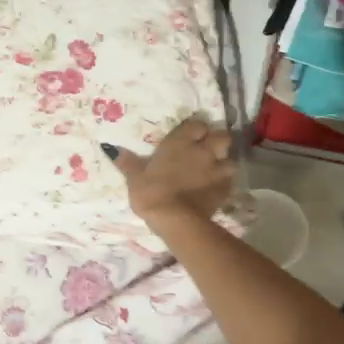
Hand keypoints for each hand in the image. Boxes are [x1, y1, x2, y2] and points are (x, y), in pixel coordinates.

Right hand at [105, 118, 235, 227]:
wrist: (175, 218)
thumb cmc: (151, 192)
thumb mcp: (134, 177)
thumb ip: (128, 162)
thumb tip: (113, 150)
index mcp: (180, 142)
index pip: (197, 125)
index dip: (196, 130)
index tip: (190, 138)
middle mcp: (202, 150)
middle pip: (222, 137)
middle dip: (217, 142)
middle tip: (207, 152)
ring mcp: (216, 169)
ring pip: (230, 159)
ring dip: (224, 164)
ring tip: (214, 172)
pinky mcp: (225, 189)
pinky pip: (229, 181)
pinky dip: (224, 183)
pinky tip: (215, 189)